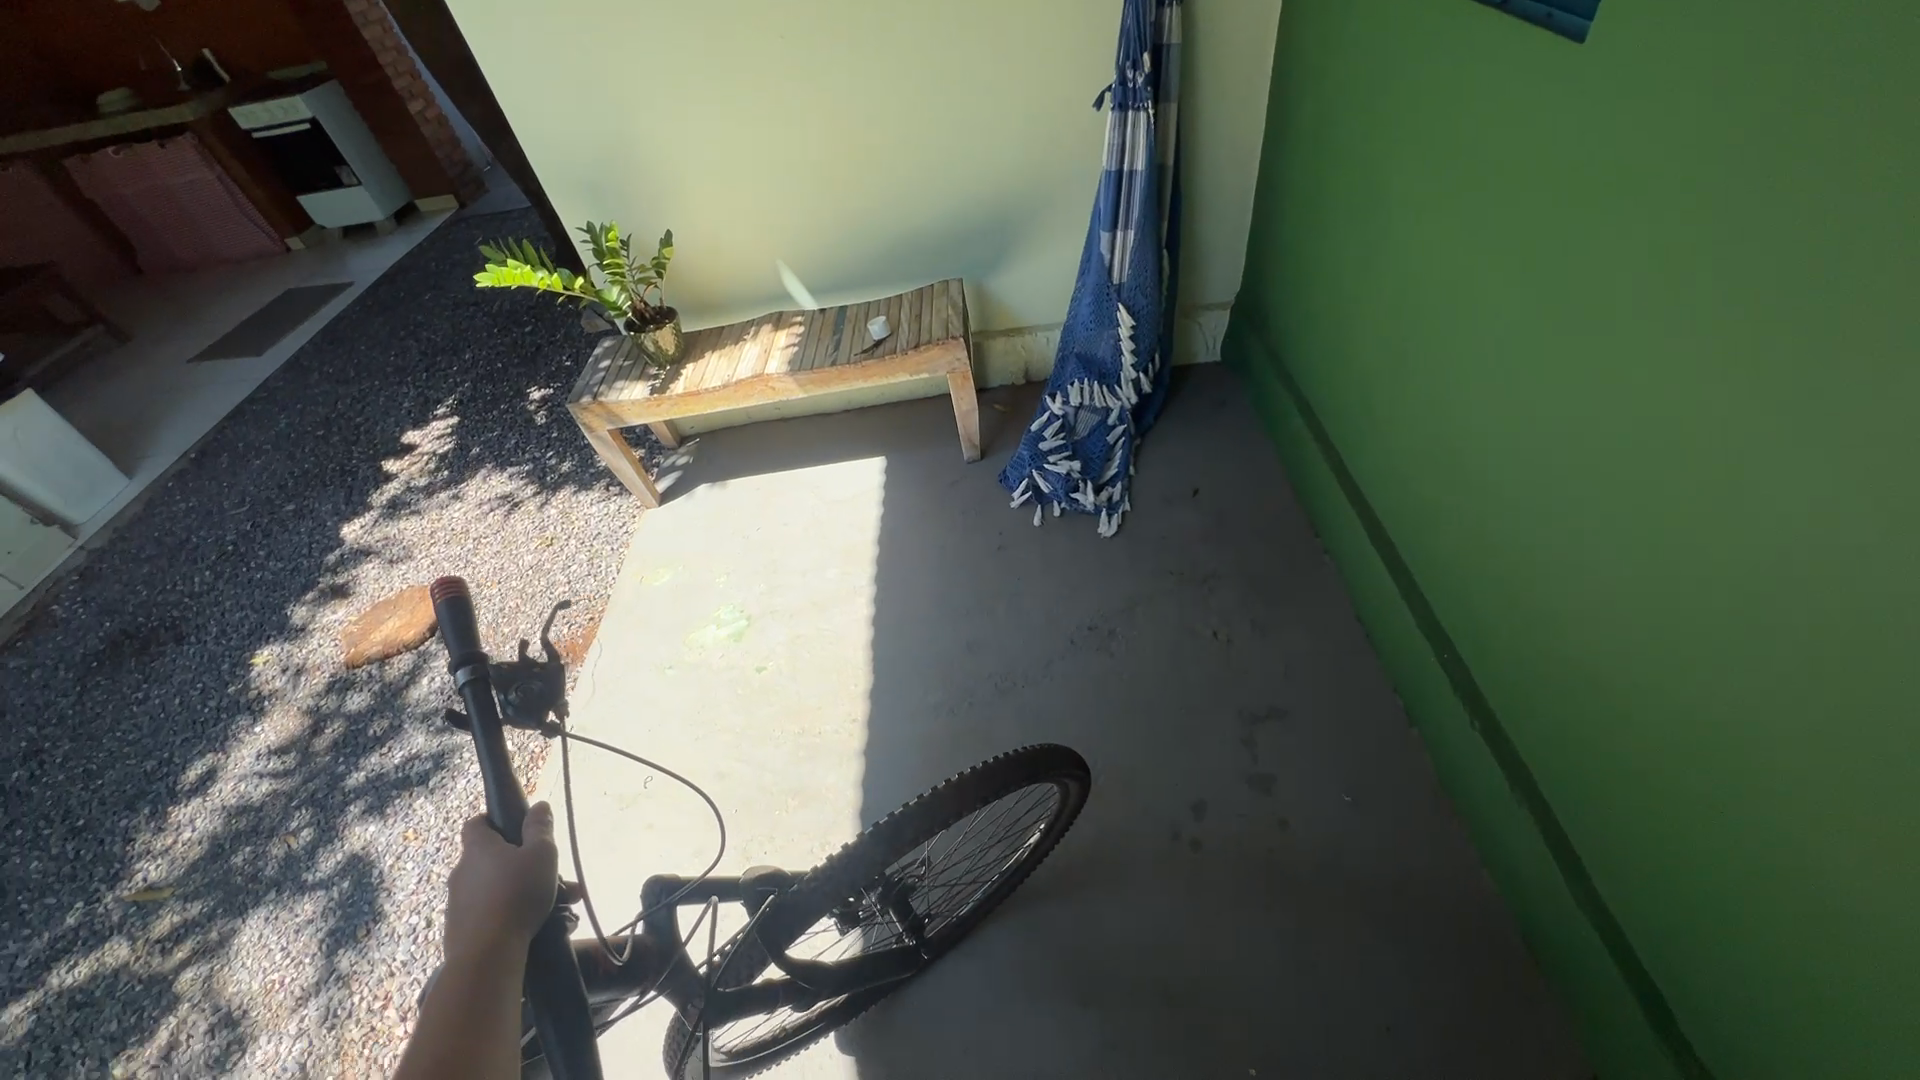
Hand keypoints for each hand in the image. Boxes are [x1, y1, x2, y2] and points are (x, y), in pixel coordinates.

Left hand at [443, 803, 557, 964]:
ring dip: (523, 890)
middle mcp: (462, 872)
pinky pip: (489, 911)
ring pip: (496, 887)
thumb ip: (540, 828)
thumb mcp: (541, 854)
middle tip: (552, 876)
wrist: (486, 954)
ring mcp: (458, 902)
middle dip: (522, 864)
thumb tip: (539, 806)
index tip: (515, 828)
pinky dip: (510, 913)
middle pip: (491, 859)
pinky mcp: (459, 928)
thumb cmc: (517, 893)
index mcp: (478, 848)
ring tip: (560, 905)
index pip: (475, 823)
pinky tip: (538, 924)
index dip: (493, 820)